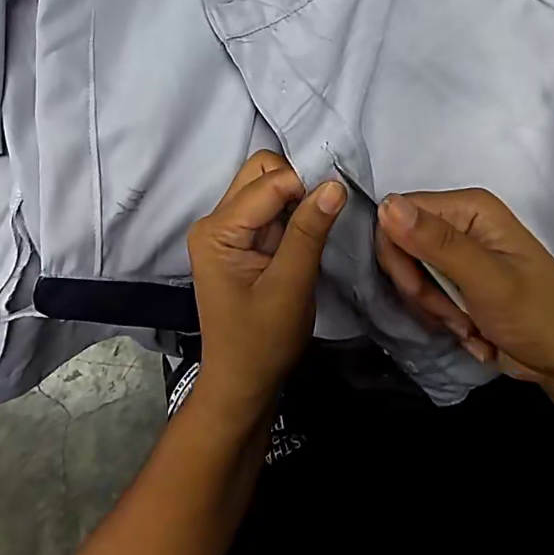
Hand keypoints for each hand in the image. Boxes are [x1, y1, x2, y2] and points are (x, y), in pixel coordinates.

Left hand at [186, 151, 346, 414]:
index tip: (338, 199)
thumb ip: (309, 232)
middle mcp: (215, 221)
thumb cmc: (262, 341)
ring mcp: (226, 229)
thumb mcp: (290, 287)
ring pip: (266, 185)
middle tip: (324, 213)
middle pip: (260, 172)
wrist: (242, 382)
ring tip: (318, 225)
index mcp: (217, 230)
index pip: (267, 182)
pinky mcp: (241, 240)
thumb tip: (334, 184)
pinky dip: (292, 212)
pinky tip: (308, 232)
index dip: (305, 184)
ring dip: (296, 197)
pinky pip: (269, 208)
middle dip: (297, 183)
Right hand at [374, 188, 553, 392]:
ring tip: (468, 325)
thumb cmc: (542, 317)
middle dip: (419, 288)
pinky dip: (442, 318)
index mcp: (469, 207)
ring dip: (433, 309)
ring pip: (409, 274)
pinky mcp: (457, 281)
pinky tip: (472, 331)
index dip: (399, 253)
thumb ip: (437, 243)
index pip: (396, 213)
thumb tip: (386, 205)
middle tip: (452, 314)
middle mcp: (459, 222)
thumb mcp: (488, 280)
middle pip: (400, 245)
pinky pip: (423, 295)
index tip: (420, 290)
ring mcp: (457, 253)